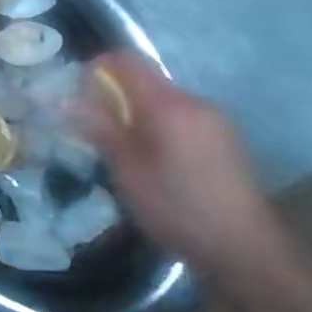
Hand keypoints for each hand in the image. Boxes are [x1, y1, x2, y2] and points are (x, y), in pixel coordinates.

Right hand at [73, 51, 284, 276]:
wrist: (247, 252)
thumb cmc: (178, 209)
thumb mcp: (128, 172)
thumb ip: (99, 128)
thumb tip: (65, 98)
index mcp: (168, 103)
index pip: (127, 59)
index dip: (98, 67)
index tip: (80, 95)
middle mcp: (194, 100)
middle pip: (146, 79)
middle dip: (117, 95)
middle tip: (98, 131)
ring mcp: (215, 118)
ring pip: (164, 100)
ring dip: (140, 113)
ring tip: (128, 152)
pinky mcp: (226, 138)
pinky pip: (183, 117)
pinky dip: (162, 126)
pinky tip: (161, 164)